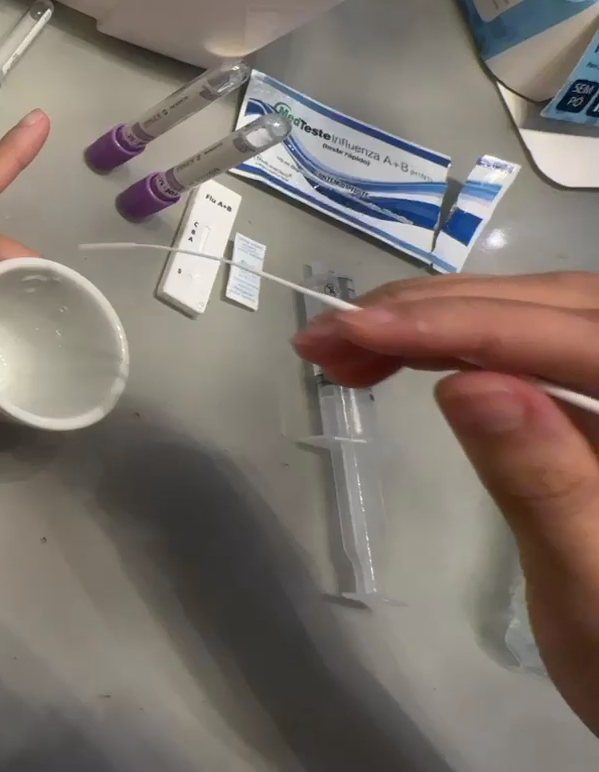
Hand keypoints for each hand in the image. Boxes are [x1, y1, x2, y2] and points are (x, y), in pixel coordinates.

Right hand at [292, 273, 598, 733]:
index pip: (583, 342)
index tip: (355, 329)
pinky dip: (448, 338)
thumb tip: (473, 388)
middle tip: (327, 337)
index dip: (465, 325)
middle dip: (433, 311)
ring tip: (341, 347)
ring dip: (430, 318)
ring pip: (541, 313)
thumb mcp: (594, 590)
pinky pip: (530, 343)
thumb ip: (548, 484)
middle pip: (564, 308)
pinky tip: (396, 356)